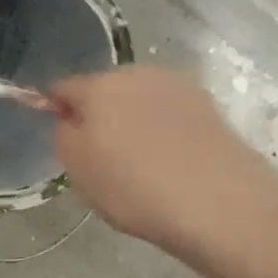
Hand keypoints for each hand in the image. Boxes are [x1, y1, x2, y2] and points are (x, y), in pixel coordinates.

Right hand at [50, 66, 277, 256]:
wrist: (221, 204)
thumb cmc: (135, 188)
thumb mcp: (78, 170)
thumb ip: (63, 134)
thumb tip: (69, 118)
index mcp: (99, 86)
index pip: (63, 88)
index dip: (56, 110)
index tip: (63, 140)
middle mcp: (138, 74)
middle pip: (105, 90)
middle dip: (99, 115)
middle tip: (102, 159)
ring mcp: (178, 88)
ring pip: (140, 101)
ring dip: (134, 123)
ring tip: (141, 165)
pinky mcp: (209, 107)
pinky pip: (170, 116)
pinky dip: (164, 132)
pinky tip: (171, 164)